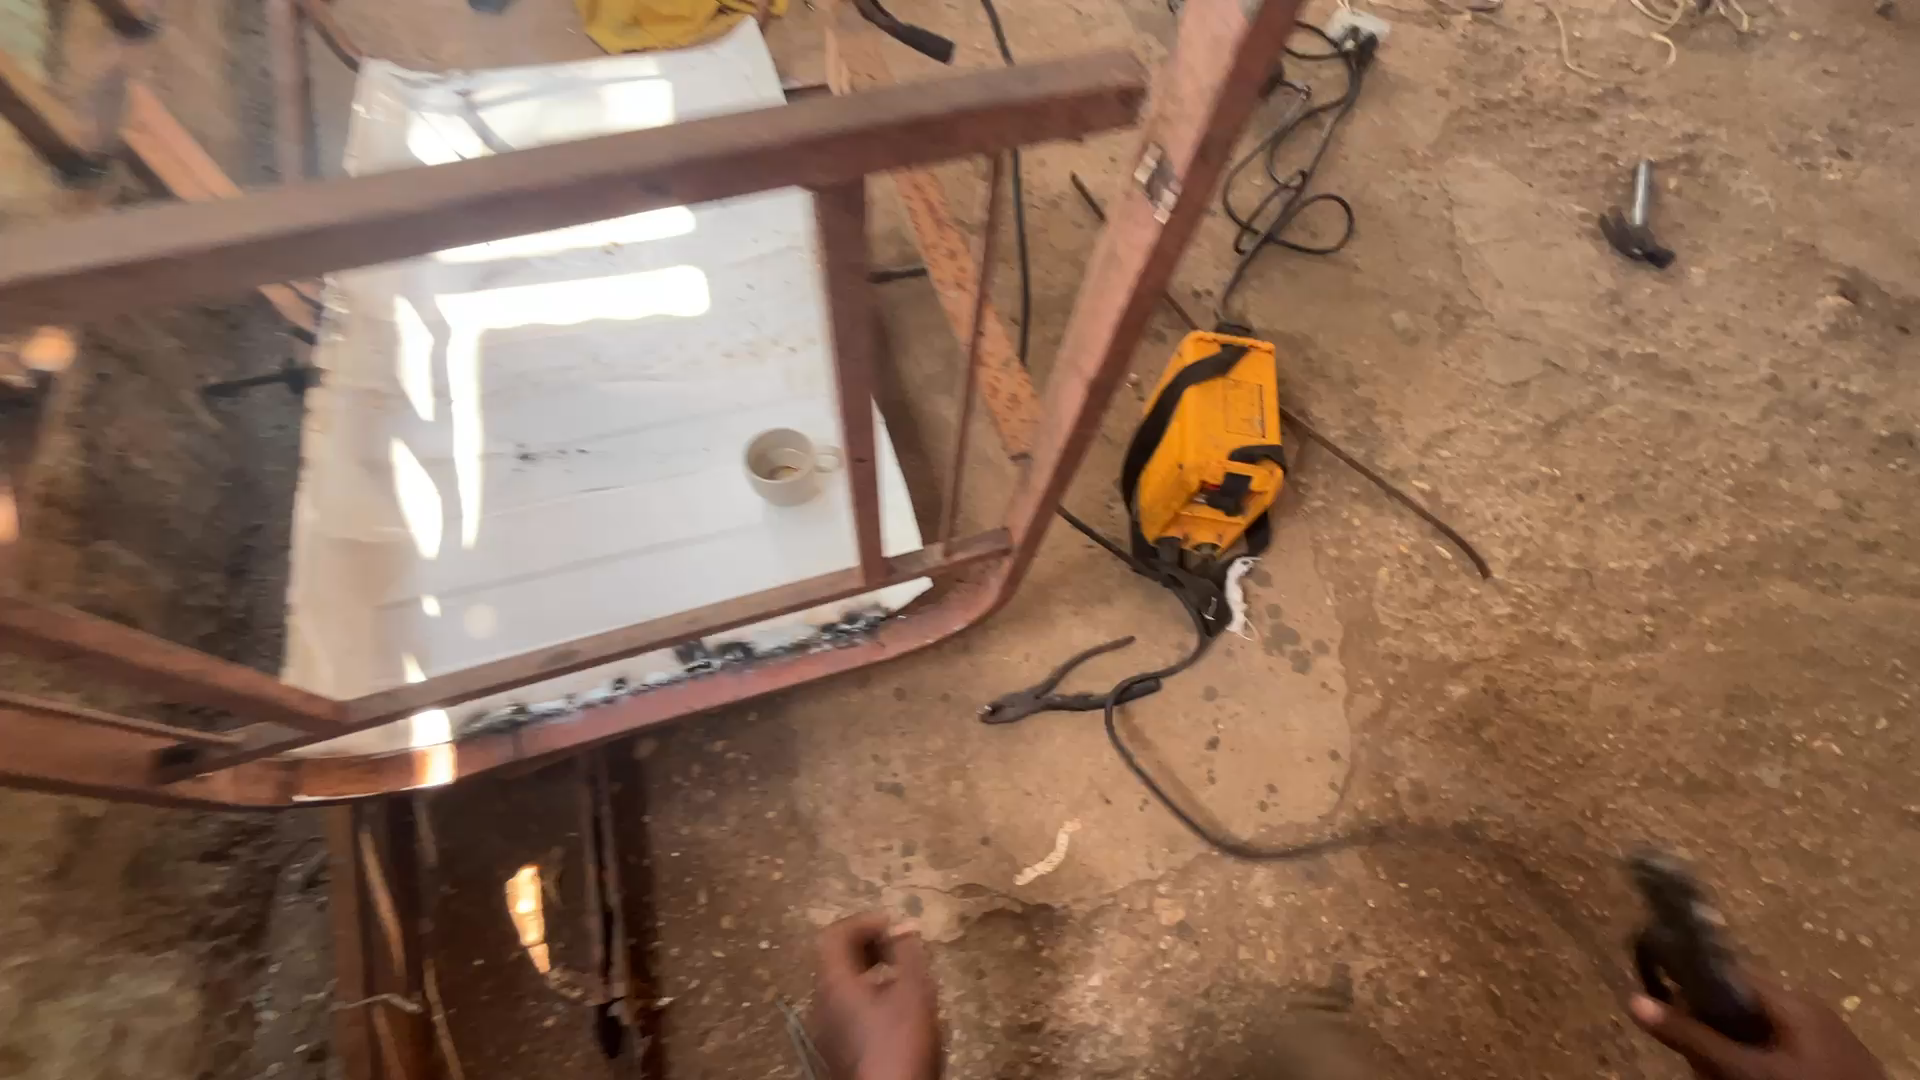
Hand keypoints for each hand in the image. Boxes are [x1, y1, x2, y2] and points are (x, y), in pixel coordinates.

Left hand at [811, 912, 940, 1079]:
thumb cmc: (899, 1043)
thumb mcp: (913, 990)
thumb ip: (908, 951)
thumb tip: (904, 925)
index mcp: (832, 983)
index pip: (834, 934)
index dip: (864, 922)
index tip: (894, 926)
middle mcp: (819, 1004)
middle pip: (835, 958)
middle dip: (869, 945)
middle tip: (899, 948)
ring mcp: (823, 1032)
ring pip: (842, 985)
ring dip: (871, 971)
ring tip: (902, 978)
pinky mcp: (834, 1052)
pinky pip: (845, 1009)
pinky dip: (868, 996)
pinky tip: (895, 1011)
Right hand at [1628, 977, 1885, 1079]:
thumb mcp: (1746, 1071)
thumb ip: (1691, 1036)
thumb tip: (1630, 999)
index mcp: (1789, 998)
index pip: (1718, 973)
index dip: (1687, 991)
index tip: (1669, 1014)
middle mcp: (1803, 1008)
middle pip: (1731, 1004)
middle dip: (1706, 1030)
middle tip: (1699, 1061)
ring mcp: (1819, 1037)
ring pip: (1749, 1030)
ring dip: (1725, 1049)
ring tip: (1716, 1074)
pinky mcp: (1826, 1061)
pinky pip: (1772, 1048)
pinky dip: (1749, 1060)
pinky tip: (1739, 1077)